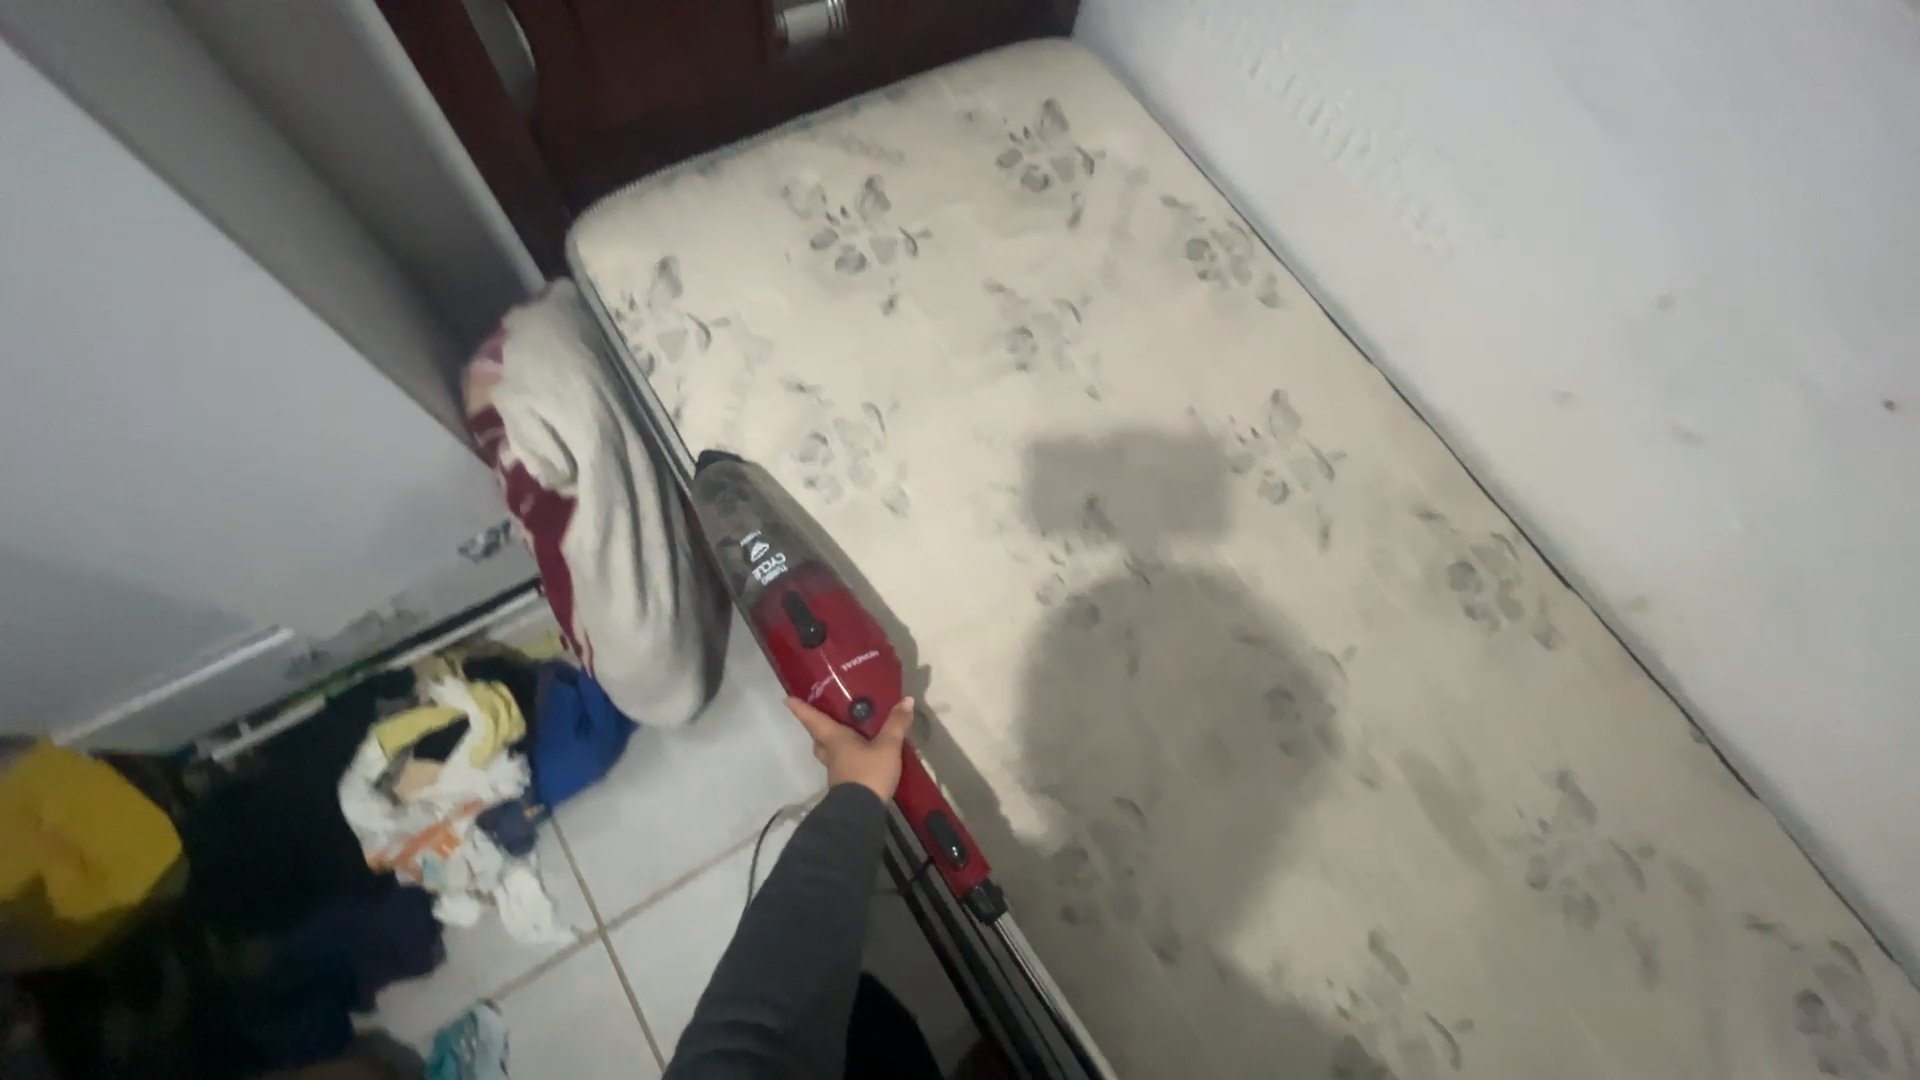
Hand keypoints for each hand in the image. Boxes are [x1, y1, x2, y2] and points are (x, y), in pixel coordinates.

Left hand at [785, 696, 913, 801]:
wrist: (860, 813)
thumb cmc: (869, 773)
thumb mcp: (887, 746)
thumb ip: (896, 724)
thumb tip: (906, 700)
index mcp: (836, 739)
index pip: (814, 720)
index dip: (801, 709)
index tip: (788, 700)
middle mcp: (832, 754)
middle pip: (818, 739)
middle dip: (817, 729)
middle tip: (821, 718)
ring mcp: (837, 771)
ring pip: (828, 753)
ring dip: (832, 745)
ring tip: (845, 737)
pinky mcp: (845, 785)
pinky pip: (841, 765)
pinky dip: (847, 758)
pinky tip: (860, 758)